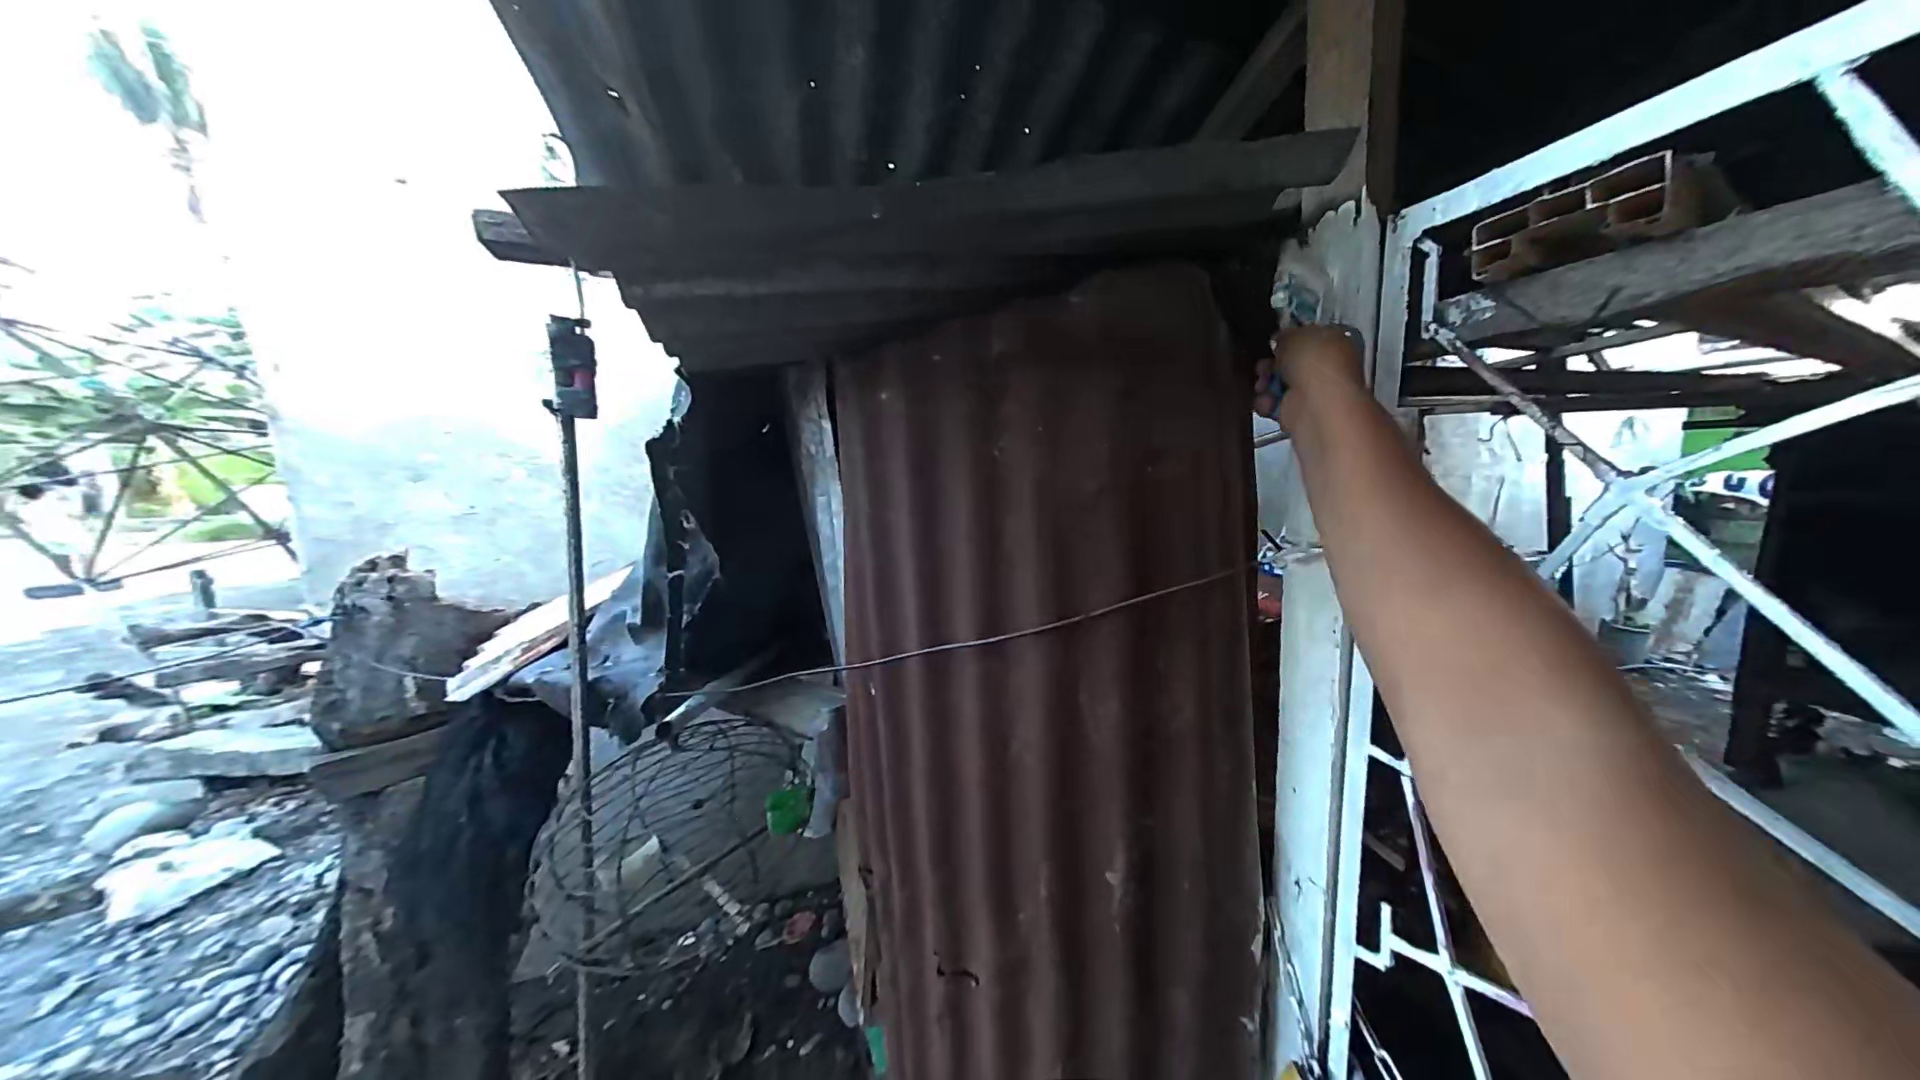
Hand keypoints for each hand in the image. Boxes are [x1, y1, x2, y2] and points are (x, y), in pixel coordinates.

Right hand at [1254, 325, 1367, 420]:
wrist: (1314, 404)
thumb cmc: (1318, 366)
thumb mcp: (1294, 335)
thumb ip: (1286, 334)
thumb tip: (1279, 338)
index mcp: (1334, 342)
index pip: (1308, 338)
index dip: (1288, 340)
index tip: (1275, 342)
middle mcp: (1325, 368)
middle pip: (1288, 363)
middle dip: (1271, 364)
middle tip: (1266, 366)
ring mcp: (1312, 392)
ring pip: (1277, 384)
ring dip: (1265, 384)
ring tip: (1264, 385)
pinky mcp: (1297, 413)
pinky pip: (1273, 404)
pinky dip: (1266, 403)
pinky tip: (1268, 400)